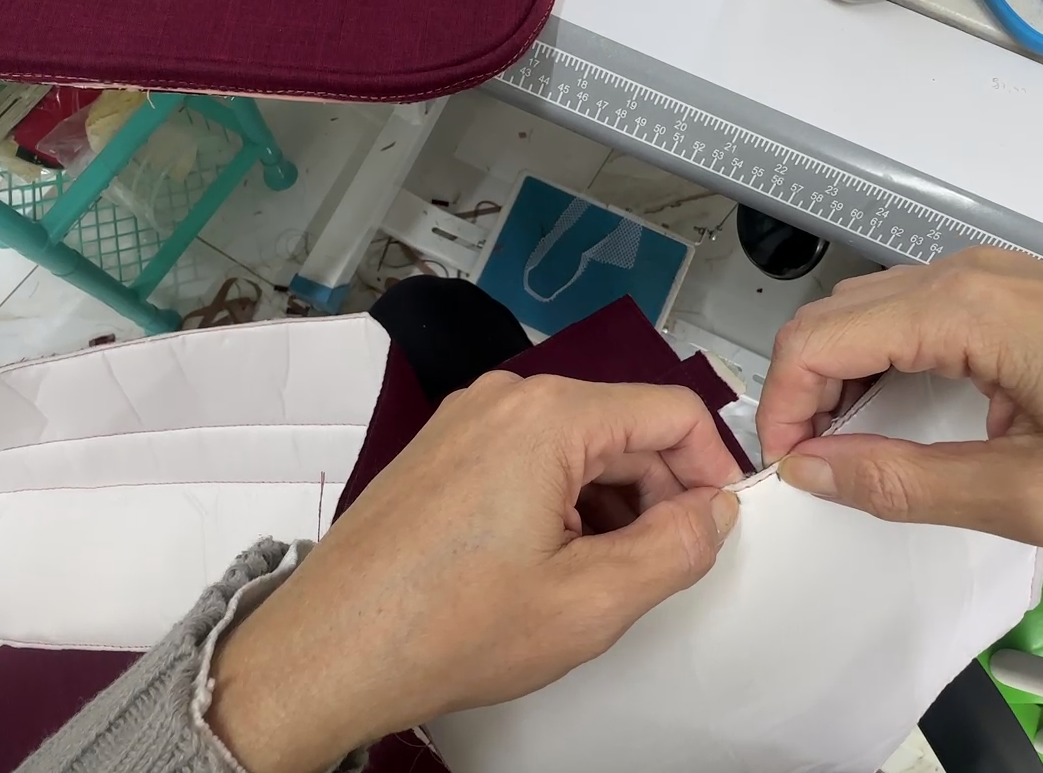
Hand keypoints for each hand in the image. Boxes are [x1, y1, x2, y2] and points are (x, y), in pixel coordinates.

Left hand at [208, 372, 742, 772]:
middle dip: (656, 491)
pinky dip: (562, 495)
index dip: (711, 466)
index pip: (671, 410)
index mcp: (549, 414)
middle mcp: (508, 395)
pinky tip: (550, 554)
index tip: (715, 525)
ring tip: (595, 572)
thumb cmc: (450, 626)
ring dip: (608, 499)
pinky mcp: (448, 442)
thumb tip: (714, 509)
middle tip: (653, 567)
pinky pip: (532, 452)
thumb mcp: (589, 601)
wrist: (328, 647)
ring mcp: (471, 415)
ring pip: (577, 442)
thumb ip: (676, 548)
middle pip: (622, 425)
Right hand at [759, 248, 1042, 550]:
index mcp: (963, 308)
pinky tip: (898, 409)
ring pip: (866, 310)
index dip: (783, 404)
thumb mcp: (1039, 496)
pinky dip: (879, 359)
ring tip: (847, 443)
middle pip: (832, 317)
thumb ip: (905, 481)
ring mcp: (992, 274)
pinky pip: (909, 312)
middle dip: (801, 388)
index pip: (817, 340)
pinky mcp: (1015, 290)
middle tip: (813, 462)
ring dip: (837, 372)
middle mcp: (964, 272)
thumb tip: (808, 470)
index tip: (790, 470)